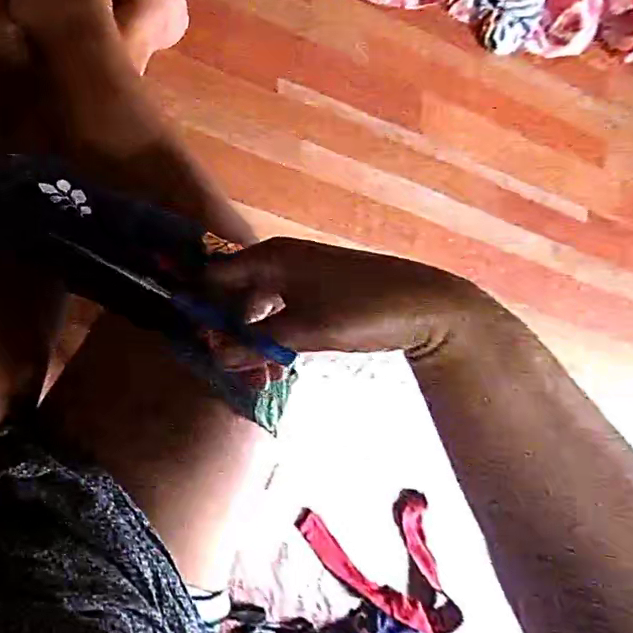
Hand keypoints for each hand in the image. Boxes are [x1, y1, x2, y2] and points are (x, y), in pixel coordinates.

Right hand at [204, 237, 501, 360]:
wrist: (429, 304)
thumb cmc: (358, 310)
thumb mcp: (301, 332)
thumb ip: (254, 343)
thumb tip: (216, 356)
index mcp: (268, 257)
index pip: (215, 277)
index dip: (203, 307)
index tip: (202, 342)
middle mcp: (279, 258)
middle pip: (235, 292)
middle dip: (229, 330)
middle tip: (231, 366)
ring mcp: (300, 271)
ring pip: (260, 304)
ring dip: (253, 337)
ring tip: (259, 375)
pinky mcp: (318, 287)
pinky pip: (281, 307)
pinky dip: (274, 332)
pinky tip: (279, 362)